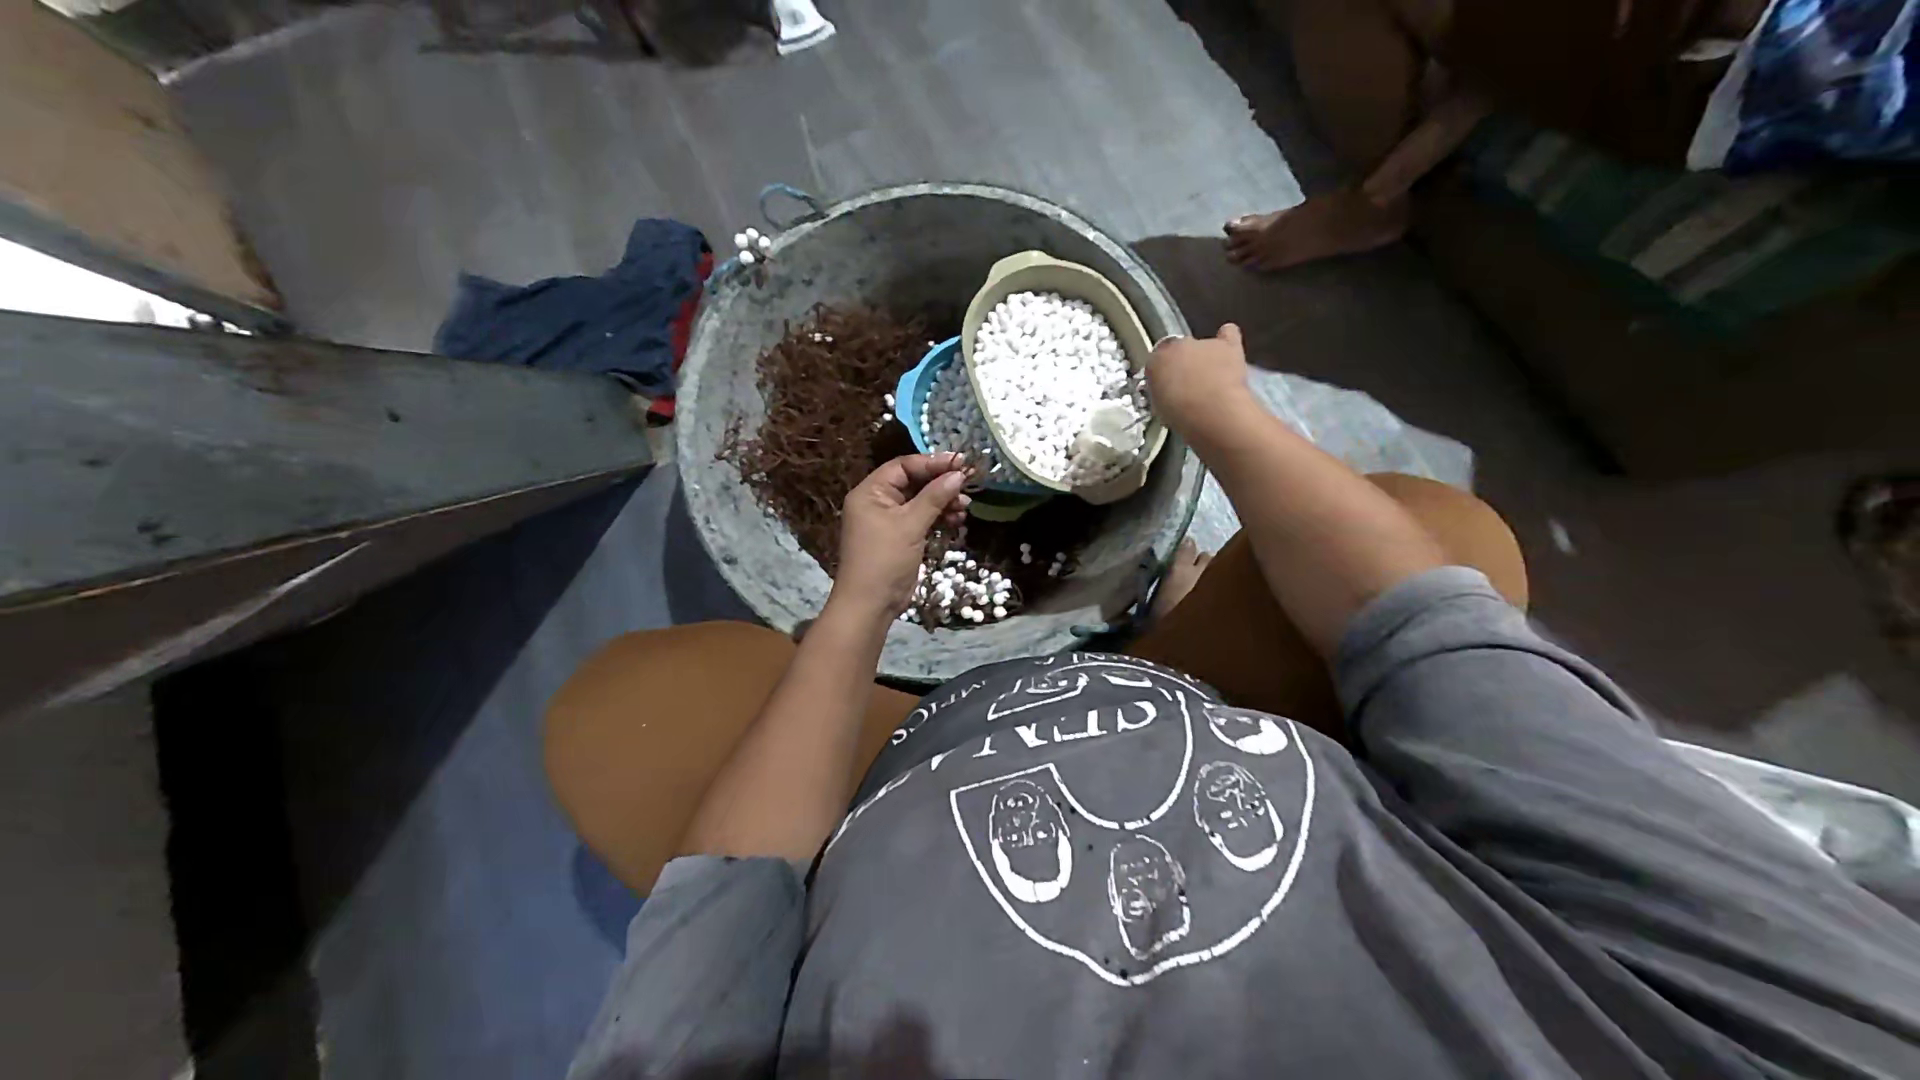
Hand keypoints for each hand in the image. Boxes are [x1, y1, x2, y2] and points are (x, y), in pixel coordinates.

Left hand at [831, 452, 971, 618]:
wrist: (870, 604)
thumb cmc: (884, 559)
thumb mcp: (910, 525)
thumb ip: (934, 497)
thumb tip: (958, 475)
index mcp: (870, 492)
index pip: (903, 466)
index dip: (932, 463)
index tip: (960, 463)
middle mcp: (877, 502)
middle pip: (913, 482)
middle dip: (940, 484)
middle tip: (968, 485)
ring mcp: (888, 521)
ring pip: (920, 501)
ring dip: (943, 501)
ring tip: (965, 506)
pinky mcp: (900, 537)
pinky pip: (921, 519)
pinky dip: (938, 517)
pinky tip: (957, 519)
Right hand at [1146, 323, 1251, 435]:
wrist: (1212, 412)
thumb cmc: (1181, 415)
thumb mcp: (1159, 407)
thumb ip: (1162, 392)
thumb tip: (1167, 393)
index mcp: (1155, 361)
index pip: (1156, 361)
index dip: (1163, 374)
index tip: (1168, 387)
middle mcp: (1176, 346)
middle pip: (1178, 350)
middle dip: (1183, 364)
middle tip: (1189, 385)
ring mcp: (1203, 343)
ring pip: (1201, 345)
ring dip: (1204, 357)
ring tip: (1211, 378)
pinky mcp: (1227, 346)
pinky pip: (1228, 333)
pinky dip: (1227, 338)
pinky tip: (1228, 349)